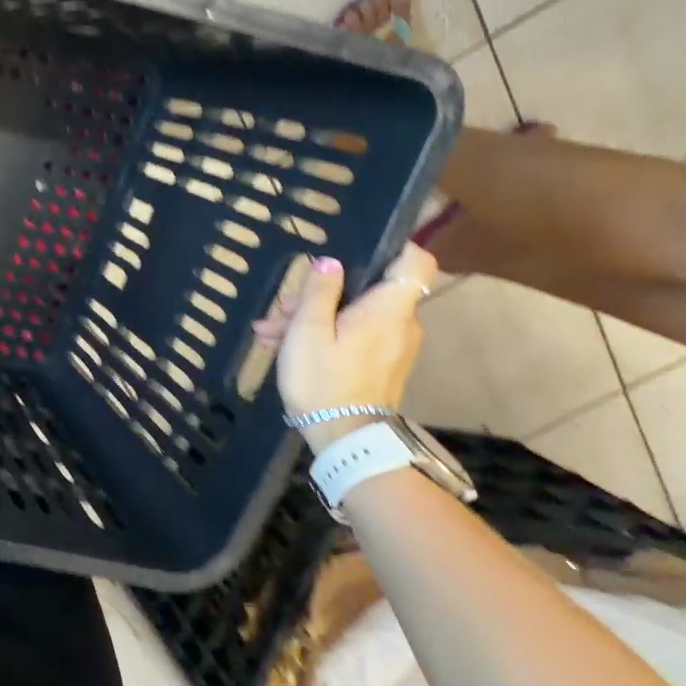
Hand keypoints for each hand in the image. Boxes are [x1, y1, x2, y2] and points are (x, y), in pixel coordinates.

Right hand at [257, 244, 437, 452]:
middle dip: (324, 292)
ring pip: (357, 313)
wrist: (345, 437)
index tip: (358, 248)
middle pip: (370, 289)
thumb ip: (319, 293)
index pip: (414, 262)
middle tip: (282, 309)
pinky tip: (285, 347)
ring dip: (315, 316)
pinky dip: (326, 334)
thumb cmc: (324, 379)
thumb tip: (329, 262)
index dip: (394, 247)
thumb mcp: (307, 332)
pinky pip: (357, 334)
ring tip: (271, 332)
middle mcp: (401, 323)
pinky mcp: (384, 363)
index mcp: (388, 309)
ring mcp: (395, 345)